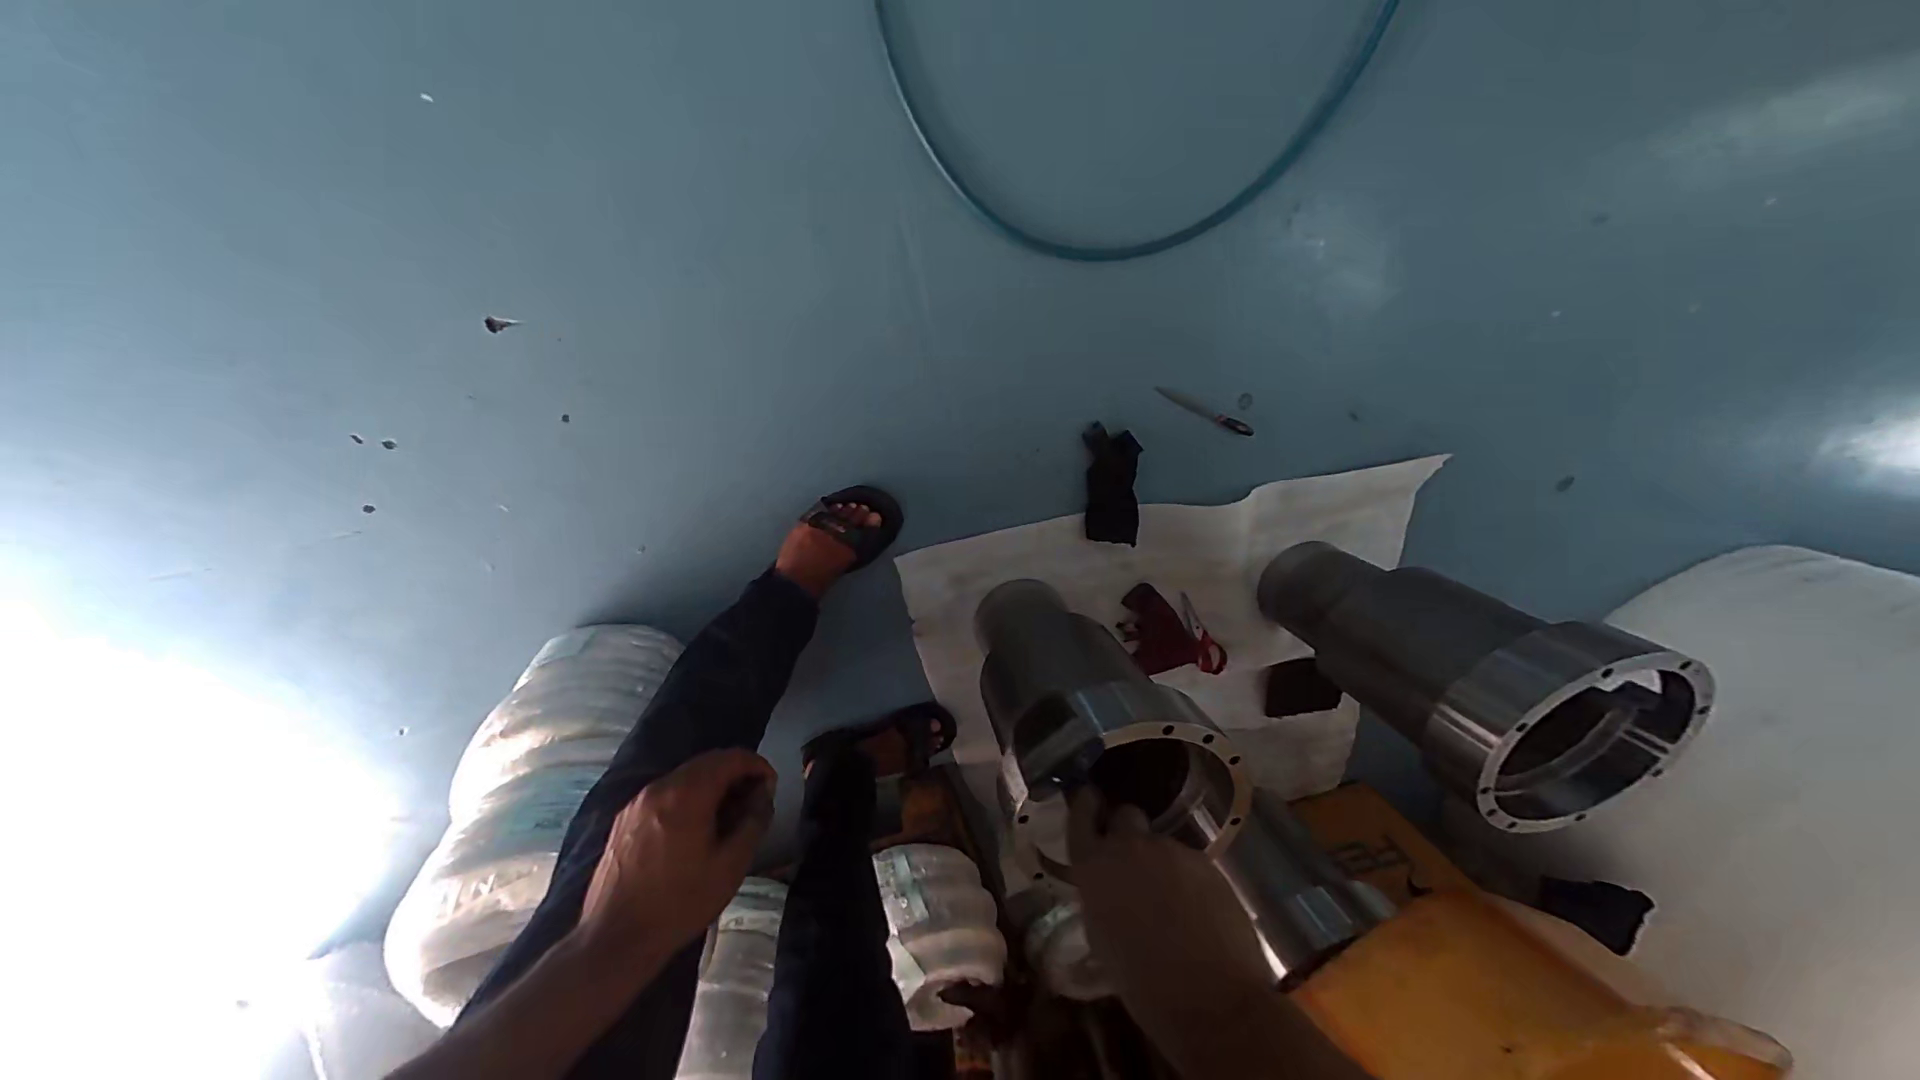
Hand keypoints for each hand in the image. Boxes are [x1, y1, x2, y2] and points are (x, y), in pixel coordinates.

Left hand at [579, 749, 776, 955]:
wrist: (615, 940)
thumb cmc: (680, 902)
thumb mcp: (731, 865)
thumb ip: (754, 820)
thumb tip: (763, 794)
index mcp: (687, 793)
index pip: (731, 758)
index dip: (757, 766)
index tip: (770, 787)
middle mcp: (660, 787)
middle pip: (707, 762)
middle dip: (735, 774)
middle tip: (753, 801)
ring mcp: (638, 801)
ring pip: (685, 777)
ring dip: (712, 785)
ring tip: (727, 816)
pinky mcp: (624, 819)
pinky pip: (665, 793)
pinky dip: (688, 797)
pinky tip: (695, 828)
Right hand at [1068, 789, 1273, 1020]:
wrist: (1214, 1001)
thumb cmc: (1143, 984)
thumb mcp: (1101, 940)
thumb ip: (1099, 899)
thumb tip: (1107, 890)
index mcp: (1093, 866)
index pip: (1081, 816)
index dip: (1085, 805)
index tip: (1090, 797)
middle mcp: (1129, 847)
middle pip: (1125, 814)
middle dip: (1127, 831)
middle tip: (1133, 861)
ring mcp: (1171, 850)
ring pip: (1160, 843)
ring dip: (1160, 862)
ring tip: (1171, 900)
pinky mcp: (1206, 862)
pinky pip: (1189, 861)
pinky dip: (1188, 878)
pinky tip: (1197, 911)